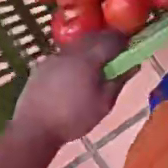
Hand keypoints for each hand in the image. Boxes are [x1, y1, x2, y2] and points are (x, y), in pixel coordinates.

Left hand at [9, 32, 132, 146]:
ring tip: (95, 65)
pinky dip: (73, 59)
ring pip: (76, 45)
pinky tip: (73, 75)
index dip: (123, 41)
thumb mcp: (103, 104)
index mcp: (88, 59)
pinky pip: (63, 56)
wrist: (33, 130)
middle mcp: (70, 52)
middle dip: (107, 41)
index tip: (130, 47)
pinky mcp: (41, 66)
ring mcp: (53, 57)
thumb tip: (134, 64)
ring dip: (89, 49)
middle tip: (116, 54)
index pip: (111, 40)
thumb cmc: (73, 119)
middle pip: (93, 38)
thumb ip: (119, 80)